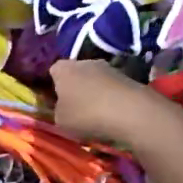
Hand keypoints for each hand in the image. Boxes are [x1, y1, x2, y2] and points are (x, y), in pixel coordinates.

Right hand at [49, 60, 181, 145]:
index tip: (55, 101)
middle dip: (75, 88)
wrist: (129, 112)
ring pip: (95, 79)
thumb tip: (63, 107)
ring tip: (95, 113)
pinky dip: (110, 98)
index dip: (53, 85)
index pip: (53, 71)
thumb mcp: (60, 120)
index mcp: (64, 69)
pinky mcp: (127, 76)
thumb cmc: (86, 115)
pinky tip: (112, 113)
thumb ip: (58, 111)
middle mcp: (85, 61)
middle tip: (75, 108)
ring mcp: (108, 67)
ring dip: (94, 92)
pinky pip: (111, 88)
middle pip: (76, 73)